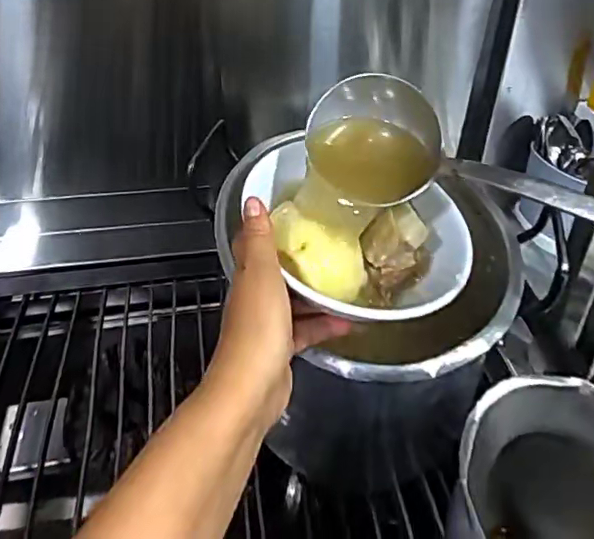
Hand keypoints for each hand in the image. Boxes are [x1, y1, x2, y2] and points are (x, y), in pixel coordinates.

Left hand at [205, 197, 351, 431]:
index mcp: (247, 277)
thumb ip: (260, 240)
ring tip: (344, 282)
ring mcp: (267, 325)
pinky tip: (346, 321)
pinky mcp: (281, 349)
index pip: (252, 244)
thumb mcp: (261, 275)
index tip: (288, 212)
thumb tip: (251, 202)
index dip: (266, 227)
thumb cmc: (256, 330)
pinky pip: (305, 329)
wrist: (251, 392)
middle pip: (276, 273)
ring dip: (316, 293)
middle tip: (326, 245)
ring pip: (294, 301)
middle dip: (298, 260)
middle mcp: (254, 299)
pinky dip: (324, 323)